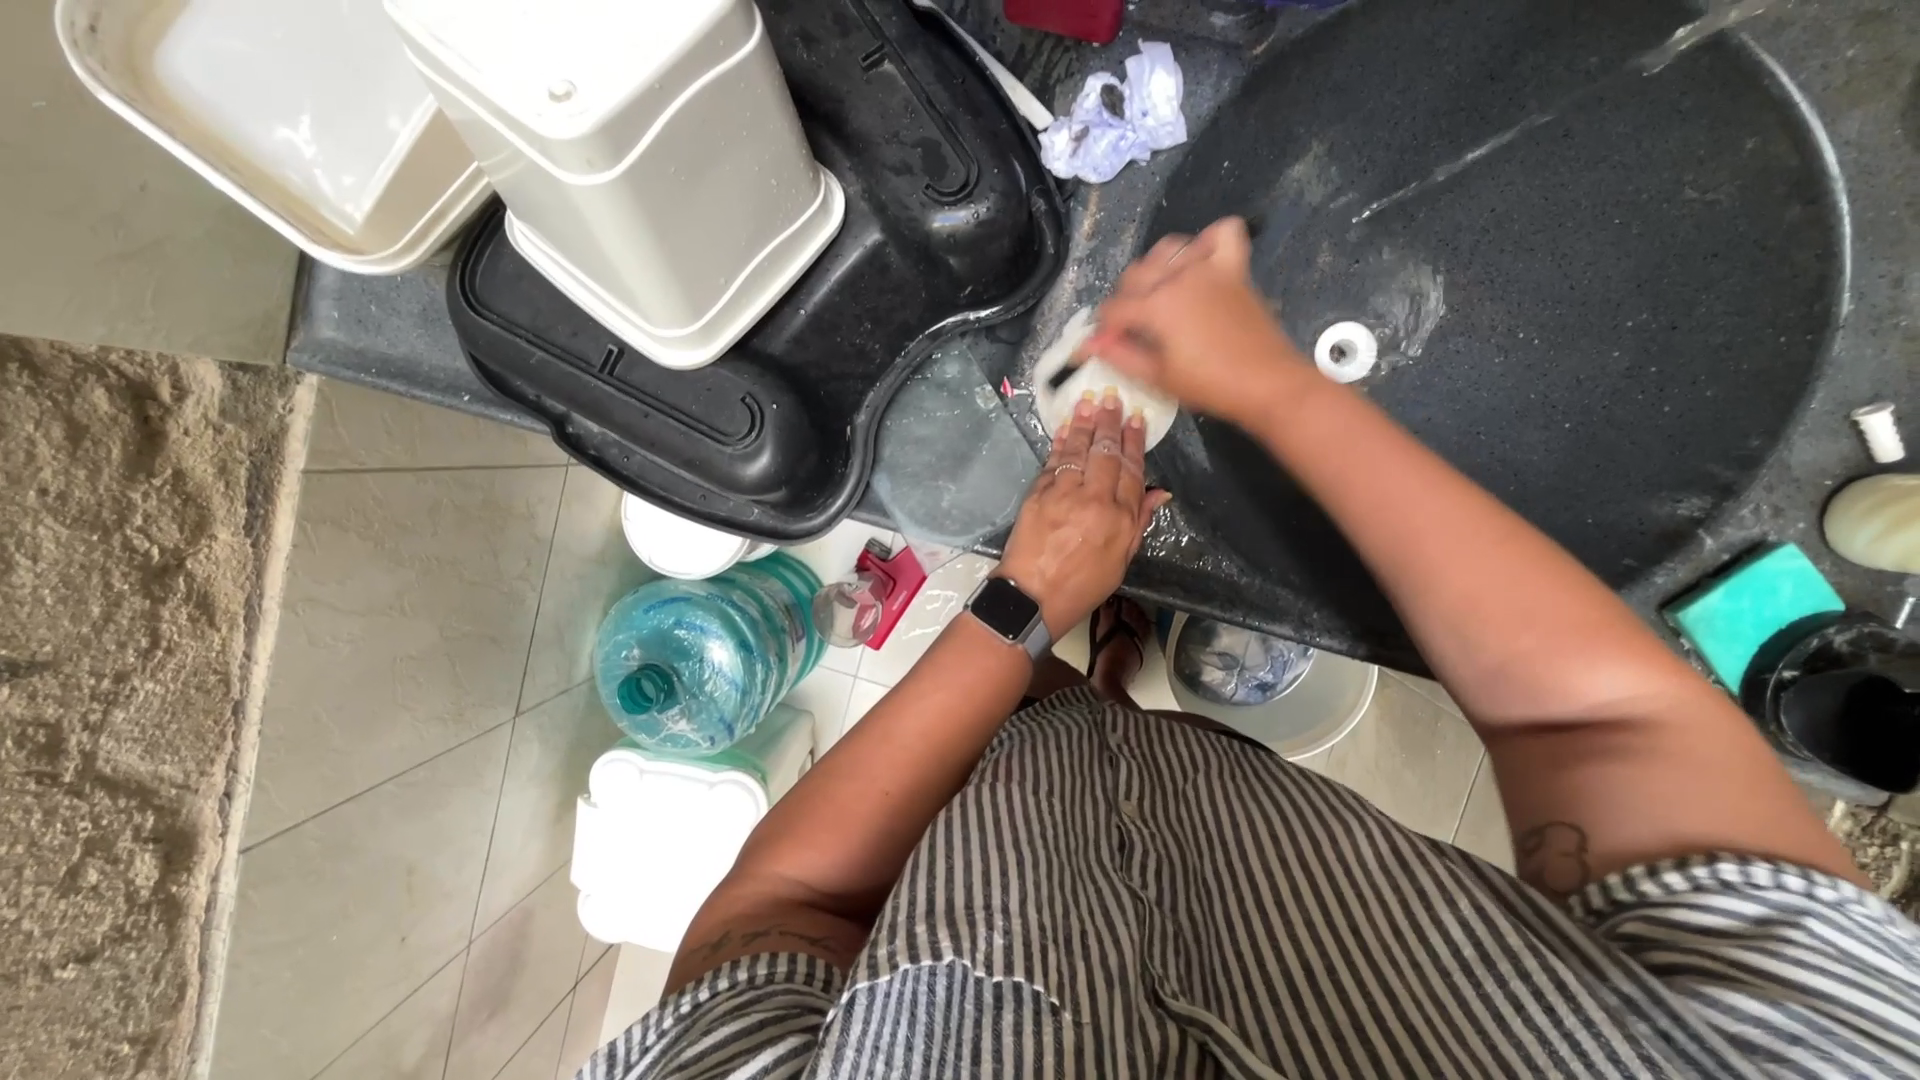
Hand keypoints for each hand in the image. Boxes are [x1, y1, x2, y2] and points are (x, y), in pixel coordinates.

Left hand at [997, 391, 1170, 636]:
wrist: (1033, 597)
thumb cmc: (1082, 585)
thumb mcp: (1121, 560)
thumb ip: (1139, 522)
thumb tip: (1159, 492)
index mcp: (1119, 518)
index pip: (1131, 470)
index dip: (1134, 442)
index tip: (1137, 419)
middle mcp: (1094, 500)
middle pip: (1106, 453)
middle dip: (1110, 423)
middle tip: (1112, 398)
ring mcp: (1063, 495)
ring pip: (1078, 452)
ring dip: (1085, 425)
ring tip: (1089, 403)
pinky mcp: (1037, 496)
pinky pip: (1052, 463)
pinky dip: (1060, 444)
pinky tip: (1066, 429)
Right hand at [1082, 216, 1310, 428]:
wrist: (1267, 383)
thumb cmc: (1209, 385)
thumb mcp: (1158, 377)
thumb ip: (1120, 355)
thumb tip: (1089, 345)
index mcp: (1156, 306)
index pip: (1113, 308)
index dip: (1105, 329)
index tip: (1109, 345)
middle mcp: (1178, 277)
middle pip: (1134, 275)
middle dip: (1124, 300)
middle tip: (1133, 328)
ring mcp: (1209, 268)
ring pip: (1168, 249)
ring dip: (1157, 267)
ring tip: (1159, 293)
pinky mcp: (1235, 268)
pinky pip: (1222, 234)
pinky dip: (1207, 241)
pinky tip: (1199, 262)